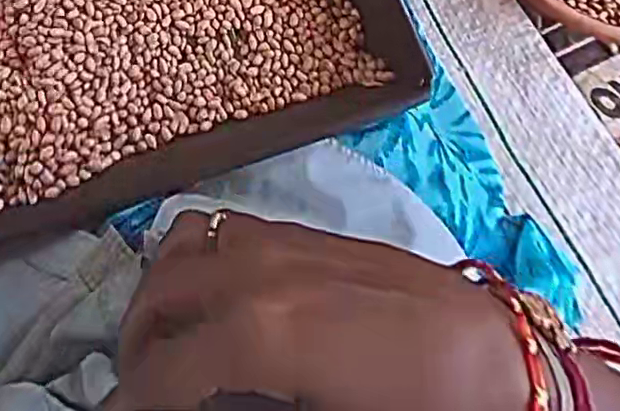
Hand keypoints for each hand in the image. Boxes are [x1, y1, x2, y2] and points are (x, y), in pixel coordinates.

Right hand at [108, 212, 531, 410]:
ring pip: (181, 244)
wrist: (486, 347)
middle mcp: (253, 271)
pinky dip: (192, 252)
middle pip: (160, 295)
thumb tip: (208, 396)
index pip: (165, 369)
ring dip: (160, 286)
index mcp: (260, 331)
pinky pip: (218, 226)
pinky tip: (208, 287)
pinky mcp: (292, 228)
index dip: (132, 399)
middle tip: (140, 383)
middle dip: (136, 342)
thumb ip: (251, 403)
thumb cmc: (415, 401)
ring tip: (165, 329)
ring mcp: (272, 239)